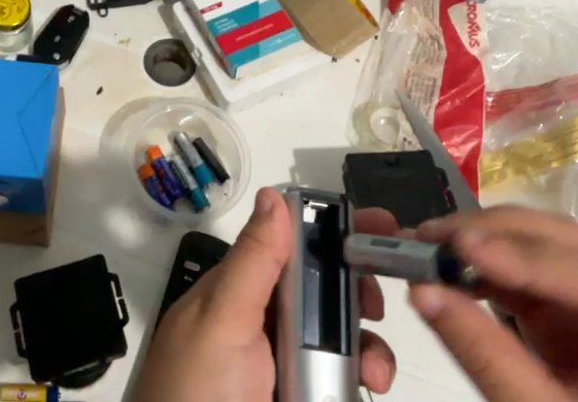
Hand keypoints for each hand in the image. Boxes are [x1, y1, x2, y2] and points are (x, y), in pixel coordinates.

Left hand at [129, 187, 397, 401]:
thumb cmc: (195, 391)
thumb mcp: (221, 319)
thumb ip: (252, 261)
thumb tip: (274, 195)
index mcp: (242, 291)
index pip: (295, 246)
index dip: (336, 234)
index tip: (382, 229)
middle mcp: (266, 324)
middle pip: (327, 295)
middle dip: (360, 297)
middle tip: (377, 310)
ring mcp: (284, 368)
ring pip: (342, 345)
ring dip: (369, 350)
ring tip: (376, 372)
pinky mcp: (301, 397)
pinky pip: (342, 386)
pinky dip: (359, 384)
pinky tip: (369, 387)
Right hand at [409, 207, 577, 401]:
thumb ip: (489, 359)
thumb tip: (420, 290)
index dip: (533, 259)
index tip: (463, 247)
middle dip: (504, 236)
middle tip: (436, 234)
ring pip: (557, 251)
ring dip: (492, 240)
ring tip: (434, 242)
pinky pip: (536, 277)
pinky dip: (491, 266)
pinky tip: (452, 265)